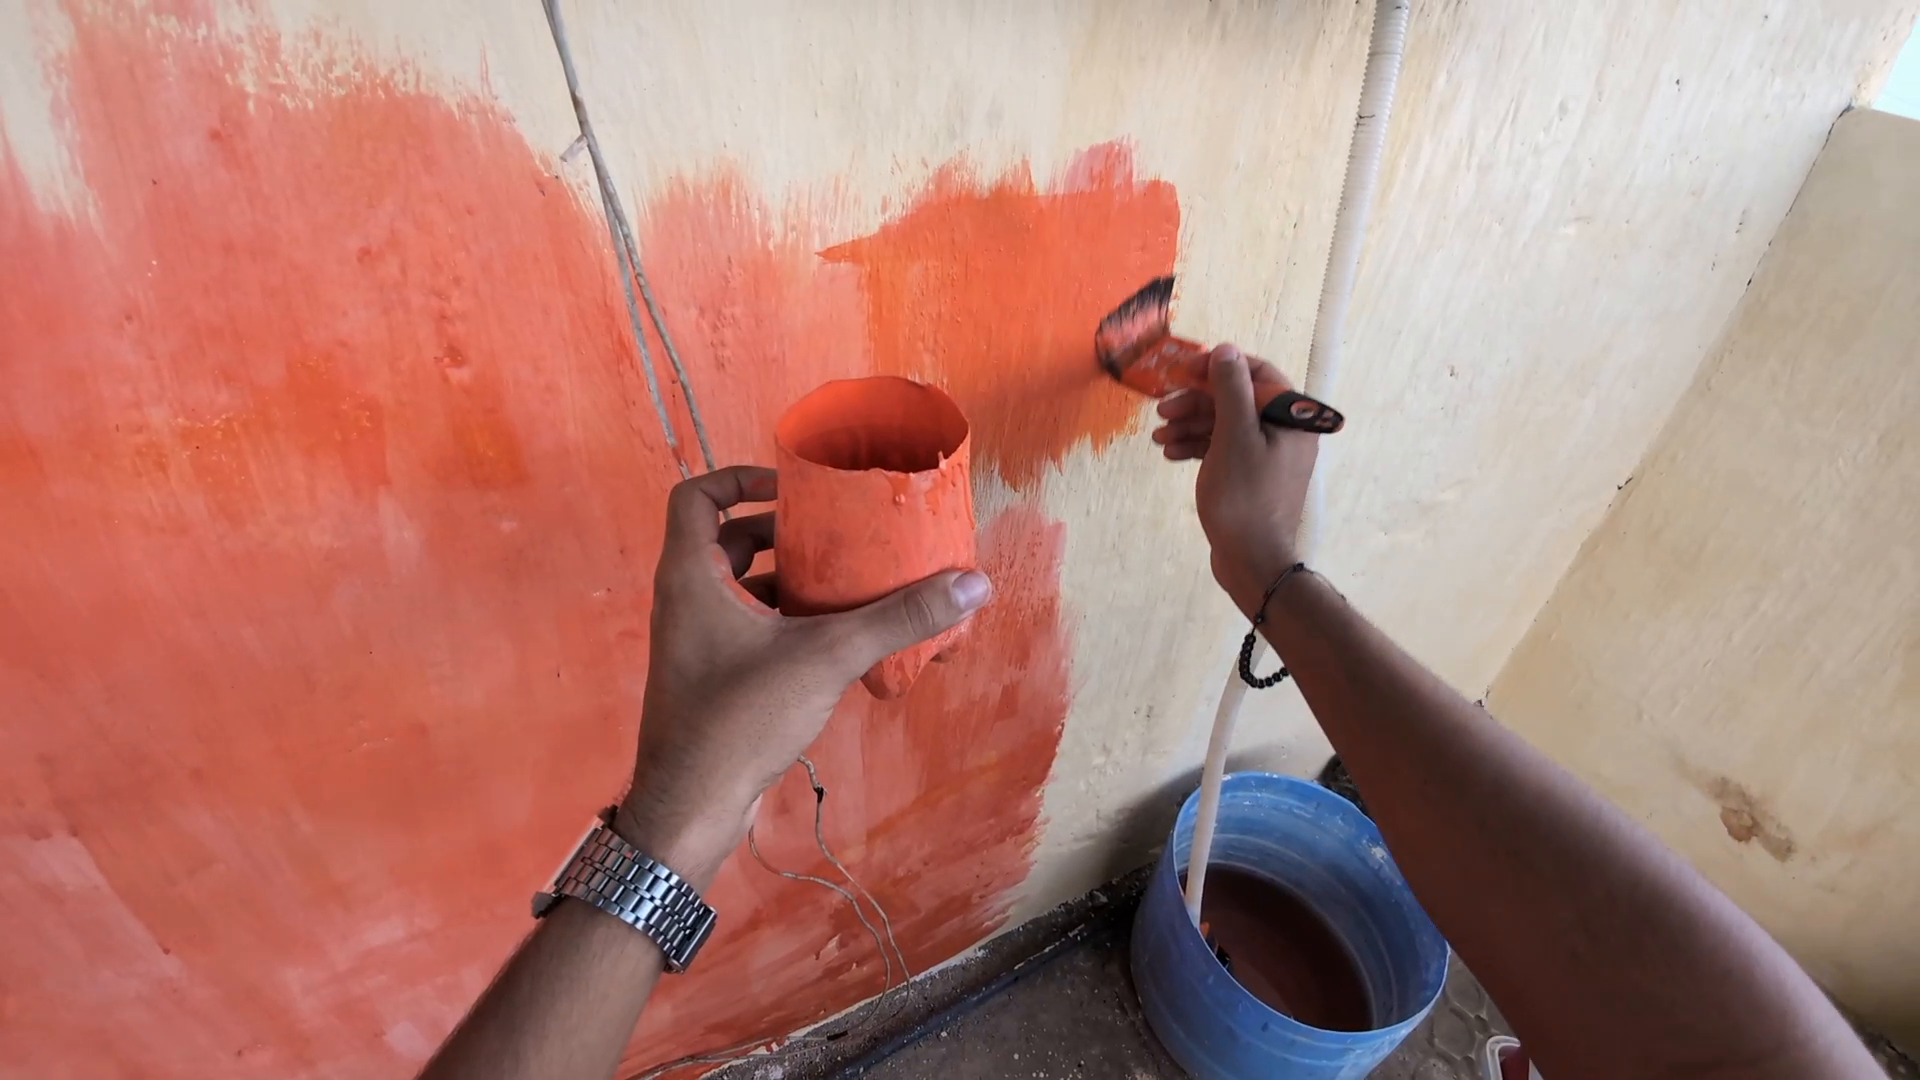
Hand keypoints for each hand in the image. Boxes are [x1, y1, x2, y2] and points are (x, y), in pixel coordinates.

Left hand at [617, 466, 991, 886]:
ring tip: (842, 577)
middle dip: (780, 530)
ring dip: (785, 575)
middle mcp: (685, 599)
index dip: (739, 479)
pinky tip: (830, 634)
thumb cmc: (742, 717)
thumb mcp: (826, 657)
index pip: (696, 496)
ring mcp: (695, 640)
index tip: (792, 488)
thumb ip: (898, 620)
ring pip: (738, 585)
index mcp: (691, 576)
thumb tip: (973, 585)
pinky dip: (783, 616)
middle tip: (833, 532)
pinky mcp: (711, 674)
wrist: (691, 809)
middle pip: (725, 539)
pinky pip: (746, 623)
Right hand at [1151, 345, 1318, 612]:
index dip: (1217, 368)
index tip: (1182, 372)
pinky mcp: (1250, 476)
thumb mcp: (1234, 437)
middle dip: (1195, 403)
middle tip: (1161, 410)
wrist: (1252, 560)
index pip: (1255, 373)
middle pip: (1235, 400)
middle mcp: (1284, 431)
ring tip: (1159, 438)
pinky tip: (1171, 454)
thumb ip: (1230, 390)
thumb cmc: (1244, 497)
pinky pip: (1223, 449)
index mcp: (1290, 417)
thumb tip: (1225, 349)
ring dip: (1190, 426)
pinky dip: (1197, 447)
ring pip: (1225, 425)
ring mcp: (1268, 456)